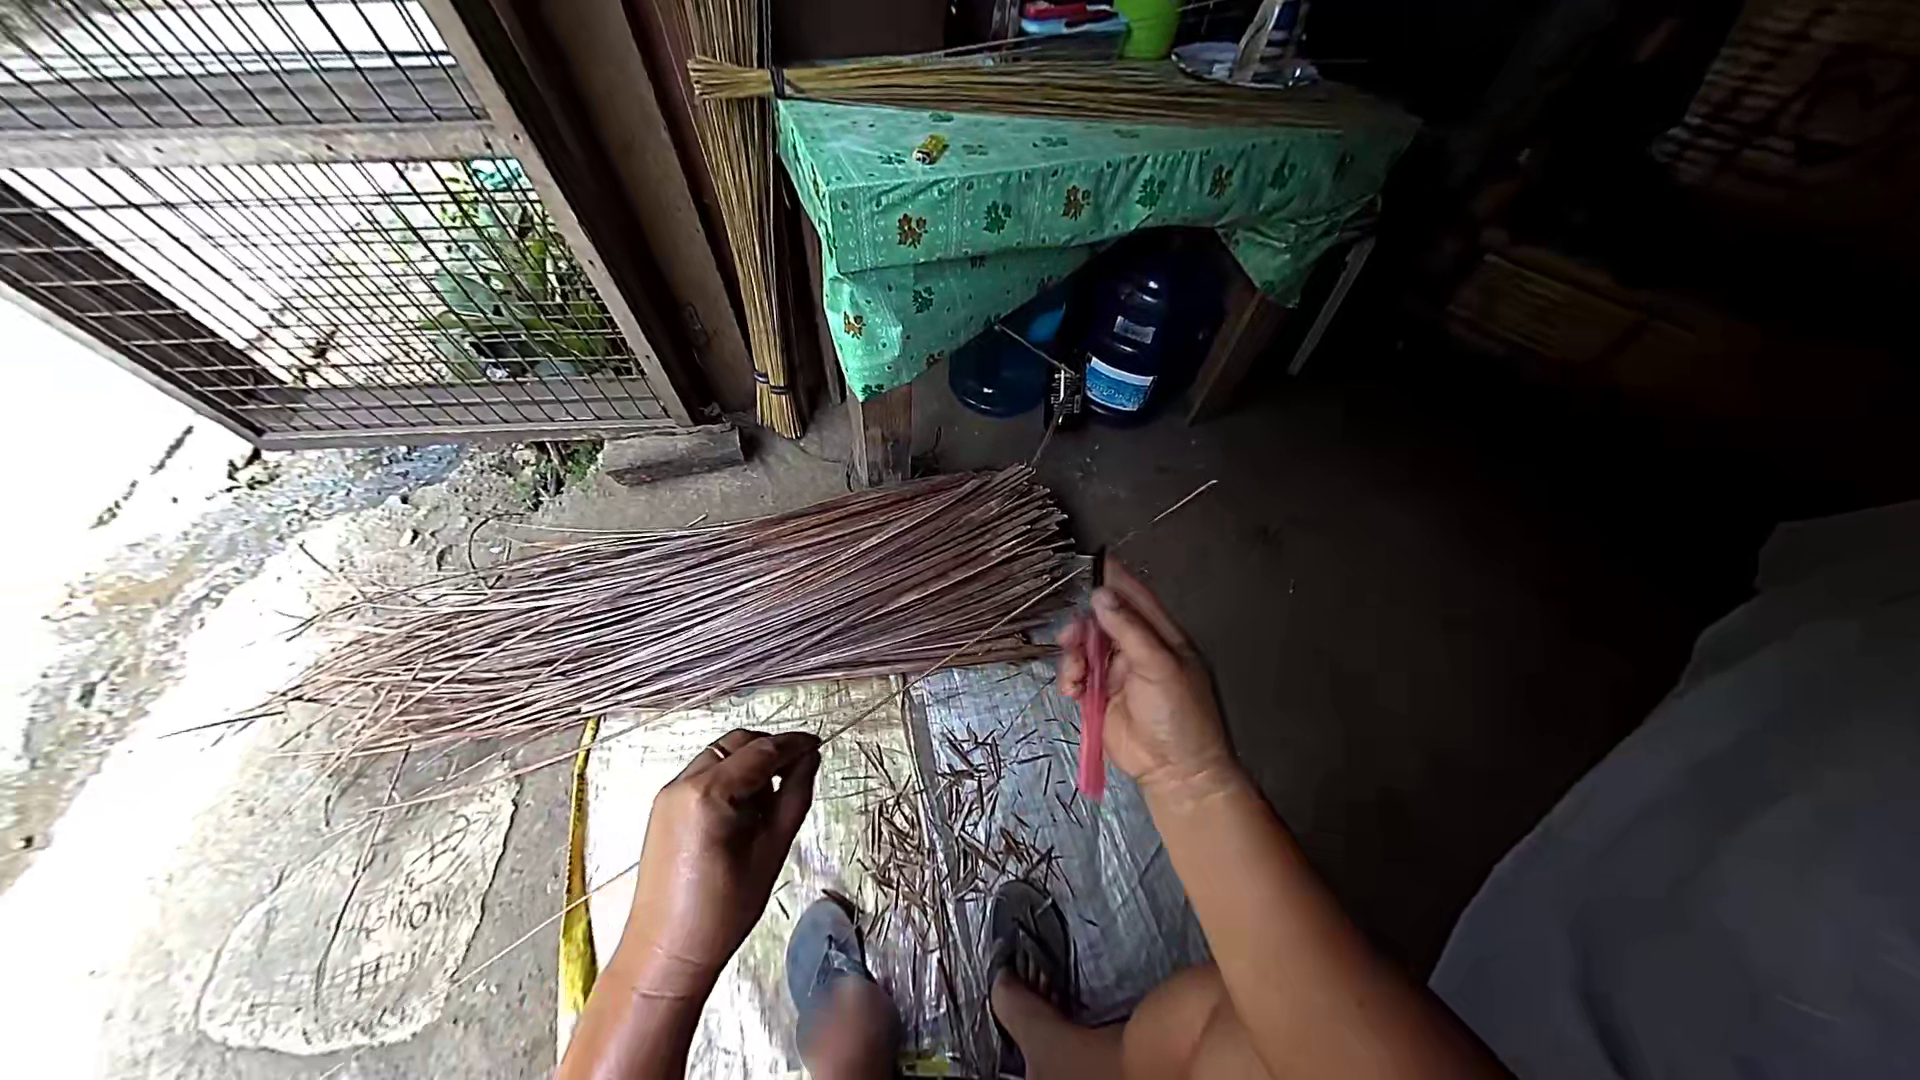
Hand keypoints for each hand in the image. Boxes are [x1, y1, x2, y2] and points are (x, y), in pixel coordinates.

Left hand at [619, 729, 819, 997]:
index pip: (761, 750)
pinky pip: (705, 774)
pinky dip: (731, 777)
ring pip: (721, 755)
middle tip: (799, 769)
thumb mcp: (772, 848)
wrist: (666, 953)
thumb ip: (795, 794)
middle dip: (771, 749)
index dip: (794, 744)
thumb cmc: (723, 909)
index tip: (817, 744)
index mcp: (709, 792)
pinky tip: (746, 808)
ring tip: (771, 799)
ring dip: (750, 763)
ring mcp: (669, 794)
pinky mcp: (664, 807)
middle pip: (738, 743)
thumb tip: (810, 758)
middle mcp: (683, 783)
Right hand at [1059, 557, 1241, 803]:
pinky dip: (1070, 680)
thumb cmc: (1179, 714)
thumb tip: (1101, 595)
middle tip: (1073, 635)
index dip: (1116, 580)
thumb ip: (1128, 629)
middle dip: (1084, 626)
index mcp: (1160, 637)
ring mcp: (1116, 674)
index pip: (1136, 599)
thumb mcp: (1159, 666)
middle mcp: (1136, 650)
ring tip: (1076, 674)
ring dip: (1074, 656)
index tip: (1095, 560)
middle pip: (1101, 623)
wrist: (1174, 771)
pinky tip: (1074, 691)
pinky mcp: (1098, 697)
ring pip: (1083, 649)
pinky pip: (1076, 678)